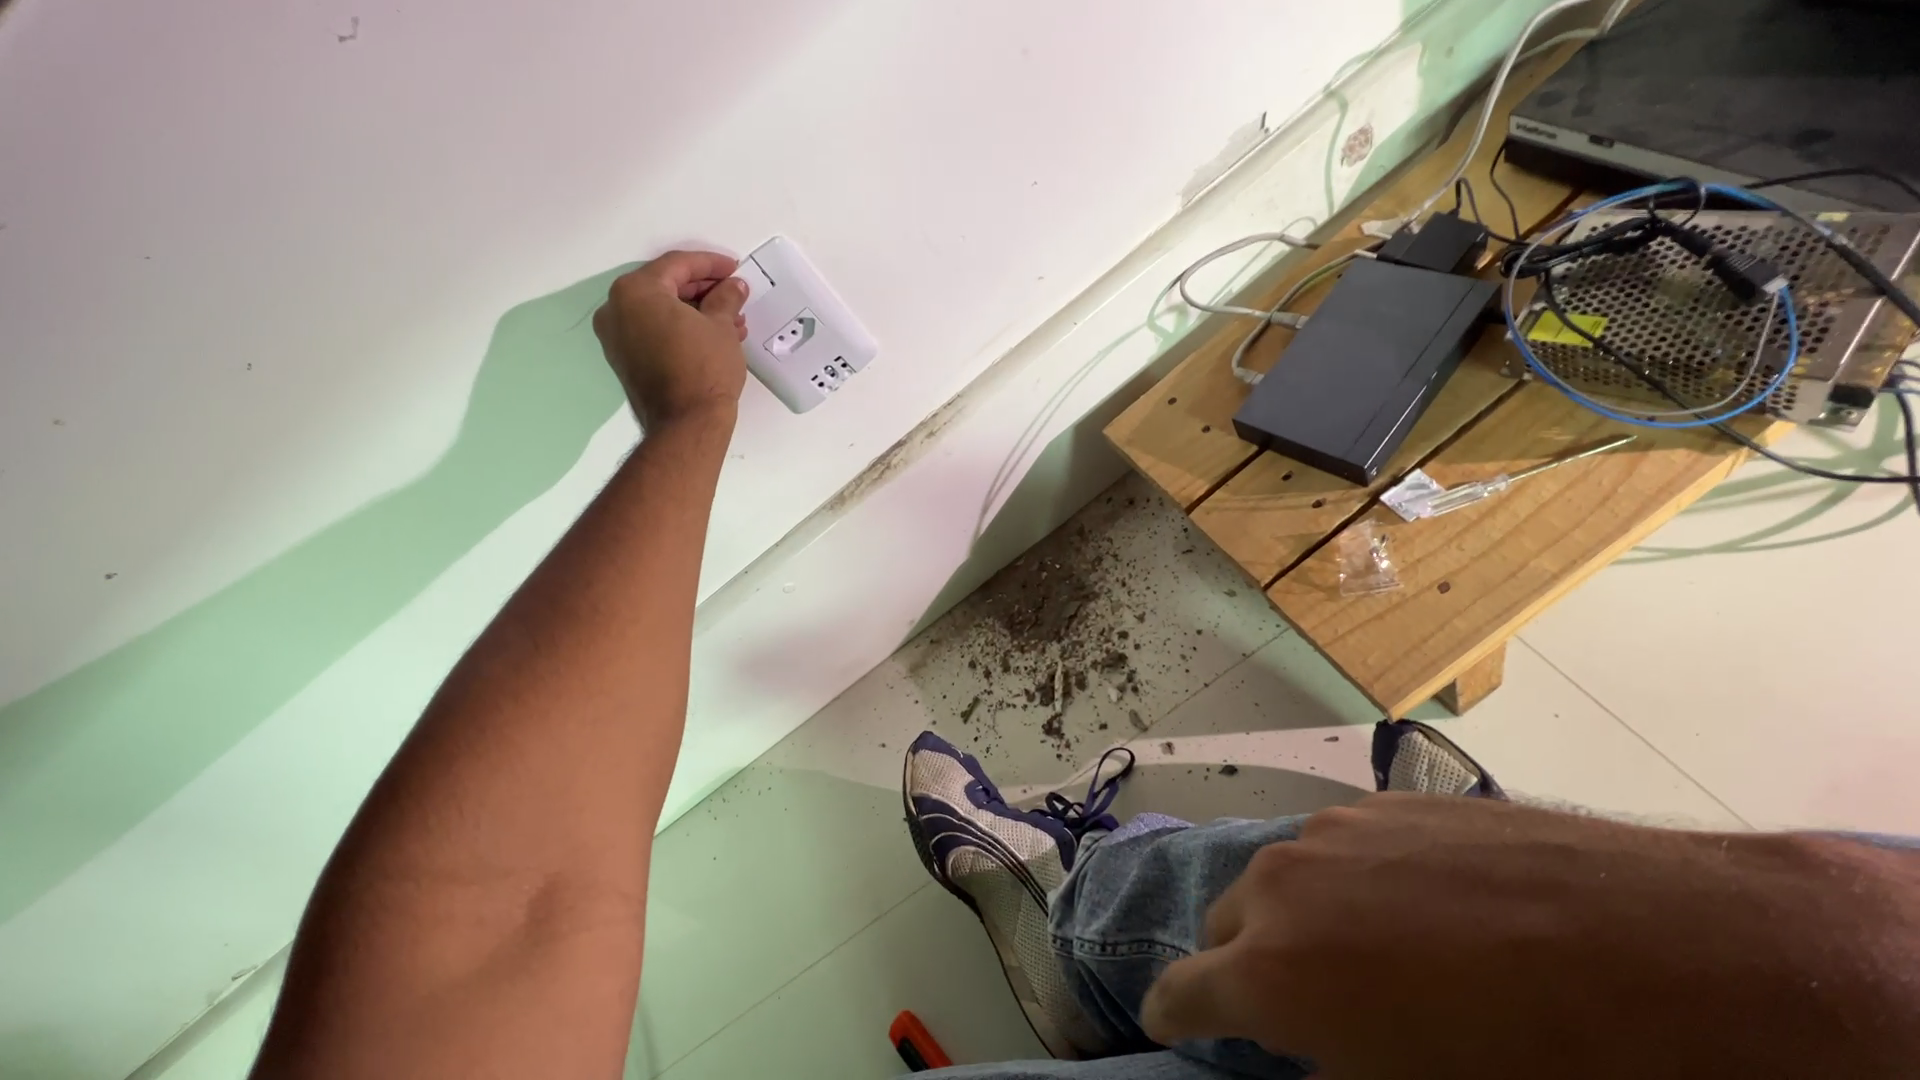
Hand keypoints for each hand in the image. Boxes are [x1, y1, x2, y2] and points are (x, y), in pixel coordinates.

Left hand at [593, 250, 749, 431]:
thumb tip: (733, 286)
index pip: (676, 265)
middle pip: (665, 286)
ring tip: (733, 322)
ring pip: (661, 311)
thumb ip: (726, 298)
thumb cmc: (704, 368)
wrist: (686, 424)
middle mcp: (616, 309)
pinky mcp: (624, 360)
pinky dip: (681, 329)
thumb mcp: (722, 326)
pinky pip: (654, 332)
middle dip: (704, 290)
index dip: (711, 264)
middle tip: (735, 295)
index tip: (735, 269)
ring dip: (697, 312)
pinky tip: (713, 336)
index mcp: (635, 291)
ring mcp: (616, 337)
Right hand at [1140, 794, 1919, 1078]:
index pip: (1178, 993)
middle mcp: (1280, 884)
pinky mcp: (1386, 801)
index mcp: (1271, 970)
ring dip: (1300, 916)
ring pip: (1281, 880)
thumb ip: (1323, 1068)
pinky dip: (1350, 879)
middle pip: (1223, 925)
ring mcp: (1332, 831)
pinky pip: (1339, 848)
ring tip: (1376, 949)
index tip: (1177, 1025)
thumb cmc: (1526, 1060)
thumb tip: (1306, 1054)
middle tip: (1303, 1000)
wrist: (1663, 952)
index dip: (1172, 1017)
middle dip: (1244, 963)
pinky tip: (1426, 906)